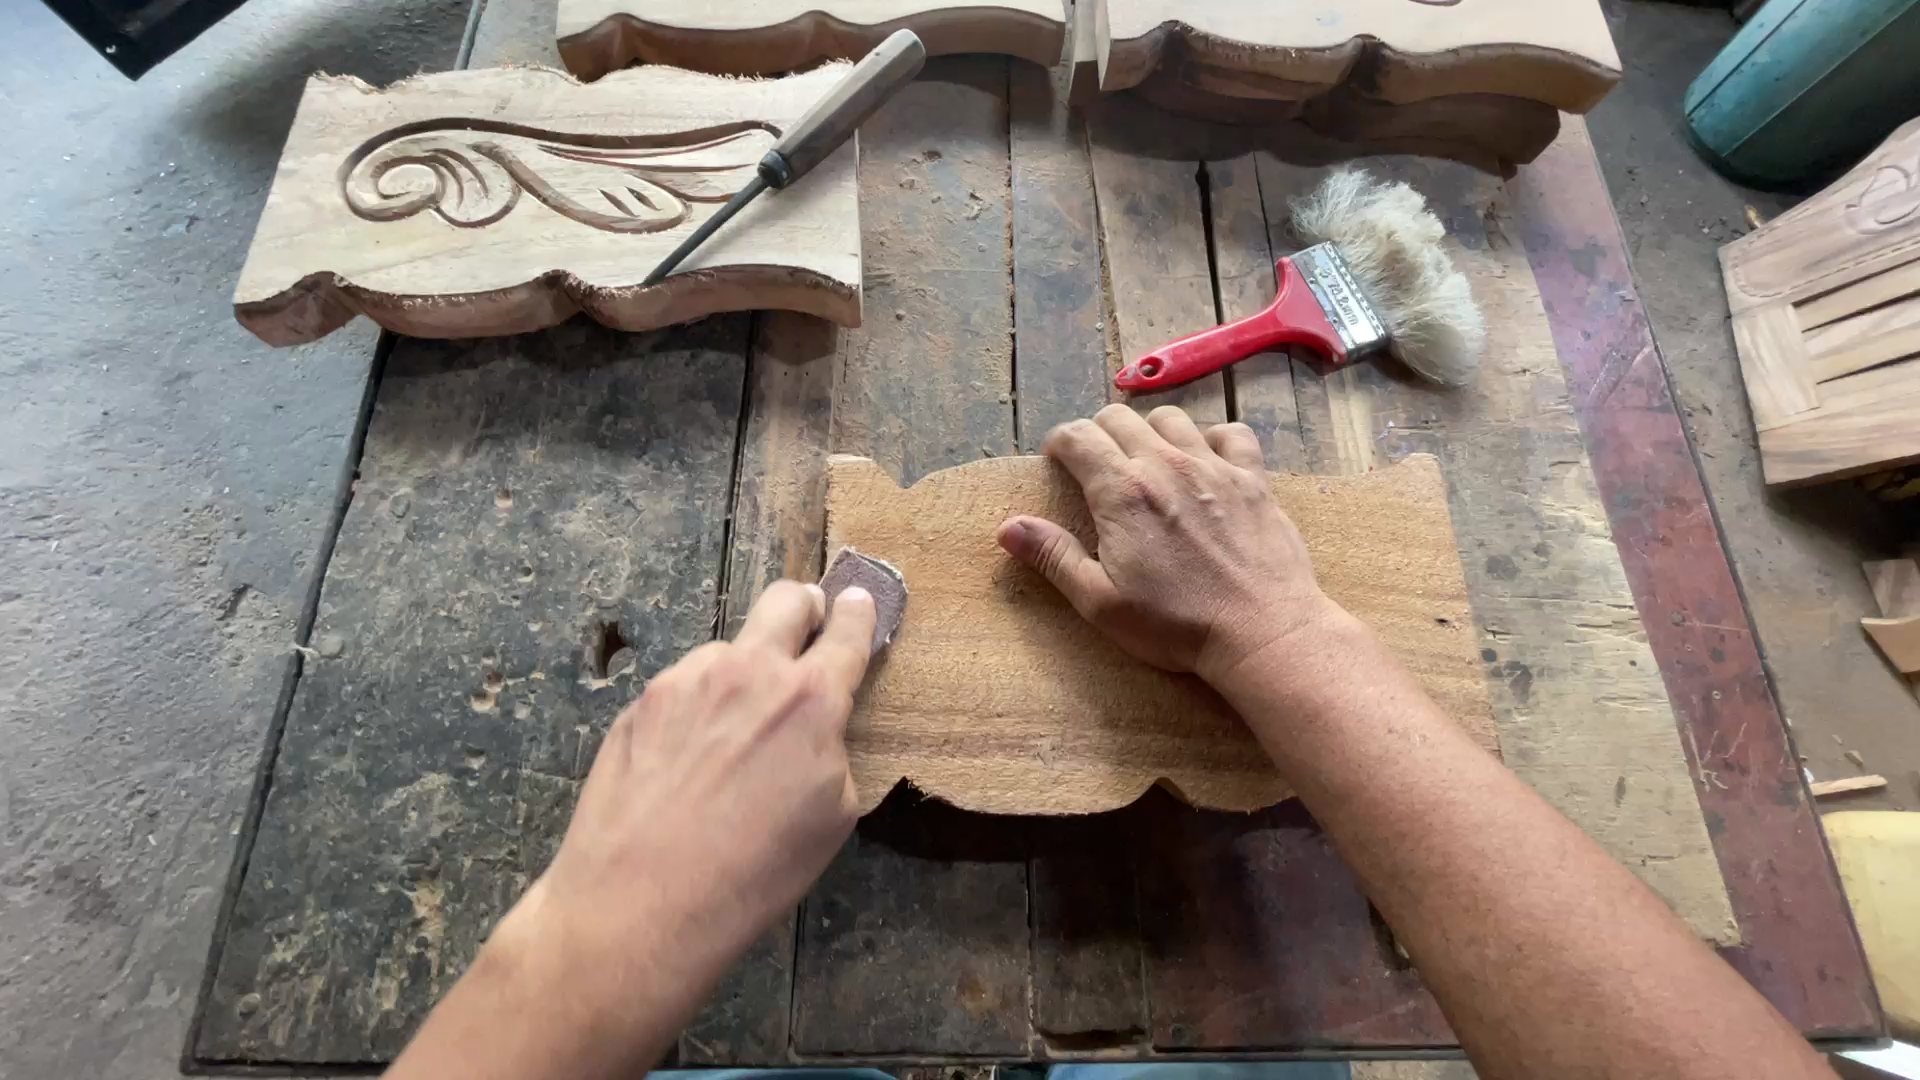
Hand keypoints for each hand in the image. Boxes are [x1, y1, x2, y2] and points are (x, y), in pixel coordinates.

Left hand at [480, 581, 875, 1065]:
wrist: (638, 904)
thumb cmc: (756, 871)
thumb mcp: (833, 814)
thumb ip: (832, 746)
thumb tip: (814, 724)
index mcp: (811, 698)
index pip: (846, 630)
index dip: (858, 611)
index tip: (858, 600)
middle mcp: (752, 670)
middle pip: (788, 598)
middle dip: (807, 606)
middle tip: (806, 631)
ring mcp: (691, 677)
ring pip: (733, 648)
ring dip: (745, 672)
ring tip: (728, 737)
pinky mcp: (645, 698)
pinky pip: (689, 683)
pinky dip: (702, 703)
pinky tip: (686, 757)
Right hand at [997, 404, 1336, 681]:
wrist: (1262, 632)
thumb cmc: (1174, 624)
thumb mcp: (1099, 601)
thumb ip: (1053, 556)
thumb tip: (1008, 527)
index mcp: (1121, 492)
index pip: (1078, 437)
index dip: (1060, 442)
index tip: (1057, 460)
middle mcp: (1165, 464)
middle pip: (1119, 417)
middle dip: (1097, 433)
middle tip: (1096, 465)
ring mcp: (1213, 465)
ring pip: (1170, 418)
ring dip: (1148, 432)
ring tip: (1146, 460)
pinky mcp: (1253, 477)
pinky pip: (1230, 432)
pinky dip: (1211, 438)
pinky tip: (1205, 462)